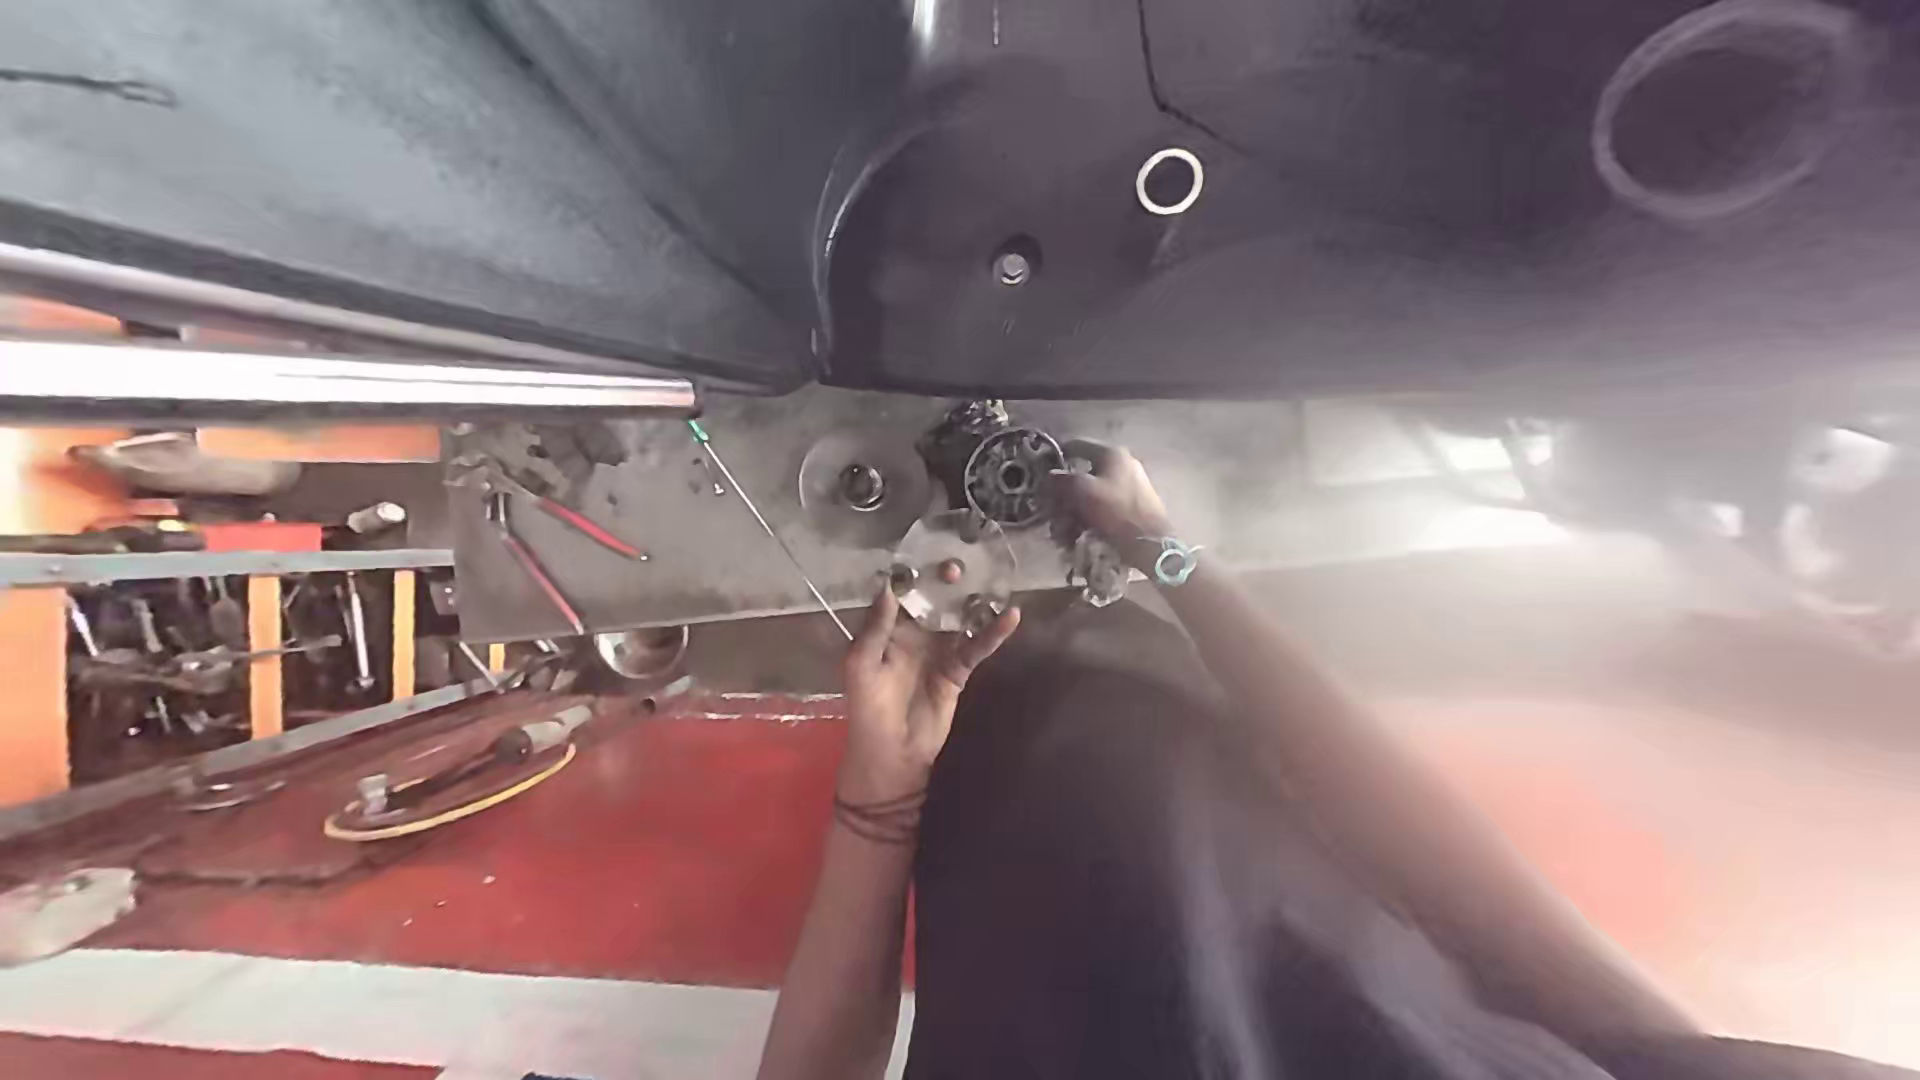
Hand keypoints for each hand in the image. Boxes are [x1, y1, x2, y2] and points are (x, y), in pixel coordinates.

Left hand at [838, 585, 1020, 806]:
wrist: (892, 755)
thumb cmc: (868, 708)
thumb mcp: (862, 665)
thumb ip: (876, 627)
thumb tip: (888, 586)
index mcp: (887, 630)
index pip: (901, 594)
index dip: (913, 574)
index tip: (926, 553)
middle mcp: (914, 634)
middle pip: (933, 599)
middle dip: (945, 580)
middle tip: (957, 566)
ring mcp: (938, 650)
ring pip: (958, 617)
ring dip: (971, 599)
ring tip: (988, 579)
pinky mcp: (958, 669)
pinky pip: (977, 646)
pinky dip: (994, 632)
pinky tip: (1011, 616)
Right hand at [1057, 439, 1175, 566]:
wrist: (1150, 543)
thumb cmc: (1115, 511)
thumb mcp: (1083, 491)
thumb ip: (1063, 479)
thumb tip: (1050, 475)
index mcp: (1111, 454)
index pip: (1076, 445)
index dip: (1056, 455)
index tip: (1041, 470)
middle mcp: (1121, 465)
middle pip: (1082, 474)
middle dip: (1063, 495)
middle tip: (1051, 512)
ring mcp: (1128, 486)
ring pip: (1090, 494)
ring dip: (1072, 512)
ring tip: (1062, 532)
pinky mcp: (1130, 505)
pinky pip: (1101, 507)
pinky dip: (1087, 518)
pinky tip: (1076, 535)